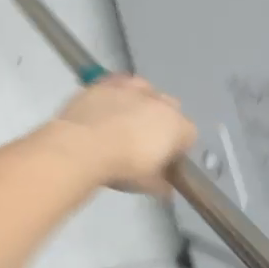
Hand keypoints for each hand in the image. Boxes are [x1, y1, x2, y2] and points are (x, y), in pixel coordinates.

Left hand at [50, 75, 195, 194]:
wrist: (80, 146)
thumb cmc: (121, 167)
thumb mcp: (149, 184)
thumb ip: (162, 181)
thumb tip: (164, 182)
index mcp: (177, 125)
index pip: (188, 134)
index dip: (176, 147)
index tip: (163, 157)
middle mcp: (157, 101)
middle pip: (168, 107)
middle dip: (160, 120)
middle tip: (143, 137)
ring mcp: (129, 89)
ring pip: (144, 89)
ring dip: (140, 100)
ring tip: (124, 117)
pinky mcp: (102, 84)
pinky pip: (116, 82)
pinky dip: (115, 91)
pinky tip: (106, 102)